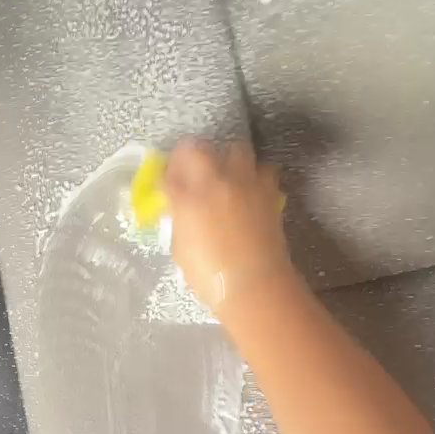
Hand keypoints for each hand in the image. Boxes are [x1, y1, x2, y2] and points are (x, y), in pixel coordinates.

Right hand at [164, 138, 296, 314]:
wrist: (253, 283)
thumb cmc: (209, 275)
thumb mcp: (182, 249)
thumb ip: (181, 222)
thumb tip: (183, 211)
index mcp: (187, 199)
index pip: (170, 174)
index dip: (166, 176)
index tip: (166, 182)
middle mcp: (216, 182)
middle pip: (199, 150)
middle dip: (191, 156)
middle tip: (190, 170)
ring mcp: (245, 184)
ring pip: (236, 151)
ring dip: (227, 159)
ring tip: (225, 176)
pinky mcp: (268, 192)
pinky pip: (262, 171)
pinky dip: (253, 176)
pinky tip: (248, 190)